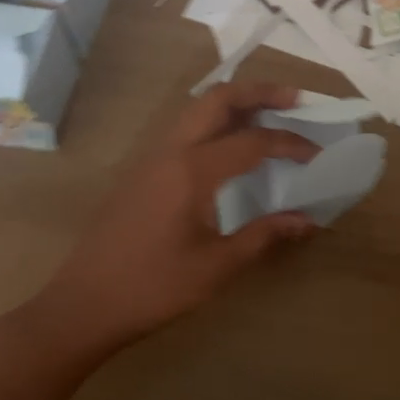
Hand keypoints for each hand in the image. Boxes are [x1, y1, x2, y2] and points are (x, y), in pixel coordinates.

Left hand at [37, 82, 321, 347]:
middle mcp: (171, 151)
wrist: (81, 307)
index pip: (253, 141)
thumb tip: (307, 220)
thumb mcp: (215, 267)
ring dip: (237, 103)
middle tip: (297, 100)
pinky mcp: (143, 171)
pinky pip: (186, 128)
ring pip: (199, 109)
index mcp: (191, 170)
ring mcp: (152, 157)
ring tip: (271, 115)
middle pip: (219, 99)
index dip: (290, 143)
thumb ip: (264, 235)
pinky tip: (233, 146)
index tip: (317, 154)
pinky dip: (216, 121)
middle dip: (261, 92)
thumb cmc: (151, 288)